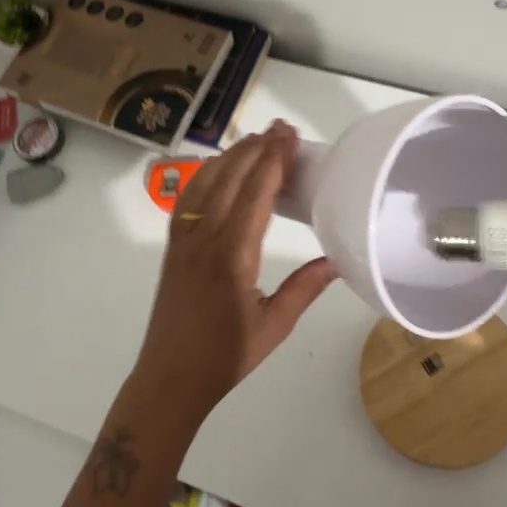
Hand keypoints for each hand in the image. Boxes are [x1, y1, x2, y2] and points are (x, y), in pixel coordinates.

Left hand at [133, 121, 337, 421]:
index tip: (289, 136)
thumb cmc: (225, 357)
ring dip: (231, 156)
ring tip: (257, 140)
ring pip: (206, 182)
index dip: (274, 160)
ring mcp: (183, 239)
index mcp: (233, 256)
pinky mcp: (173, 246)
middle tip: (282, 128)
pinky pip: (188, 198)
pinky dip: (205, 175)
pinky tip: (219, 169)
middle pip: (231, 178)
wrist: (169, 378)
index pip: (256, 193)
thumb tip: (337, 259)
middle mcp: (204, 238)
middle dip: (257, 148)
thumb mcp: (274, 326)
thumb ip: (304, 288)